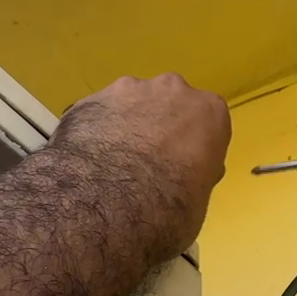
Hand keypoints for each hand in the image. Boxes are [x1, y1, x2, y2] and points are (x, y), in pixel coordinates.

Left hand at [55, 73, 230, 250]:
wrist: (112, 201)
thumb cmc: (171, 206)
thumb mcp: (200, 197)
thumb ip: (196, 173)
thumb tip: (183, 176)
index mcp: (209, 110)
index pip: (206, 120)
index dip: (192, 143)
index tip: (182, 164)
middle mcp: (173, 89)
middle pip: (169, 103)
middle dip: (159, 126)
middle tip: (145, 163)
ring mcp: (130, 89)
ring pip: (131, 103)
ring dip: (125, 126)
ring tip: (110, 165)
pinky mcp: (92, 98)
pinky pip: (97, 114)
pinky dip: (95, 133)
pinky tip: (87, 161)